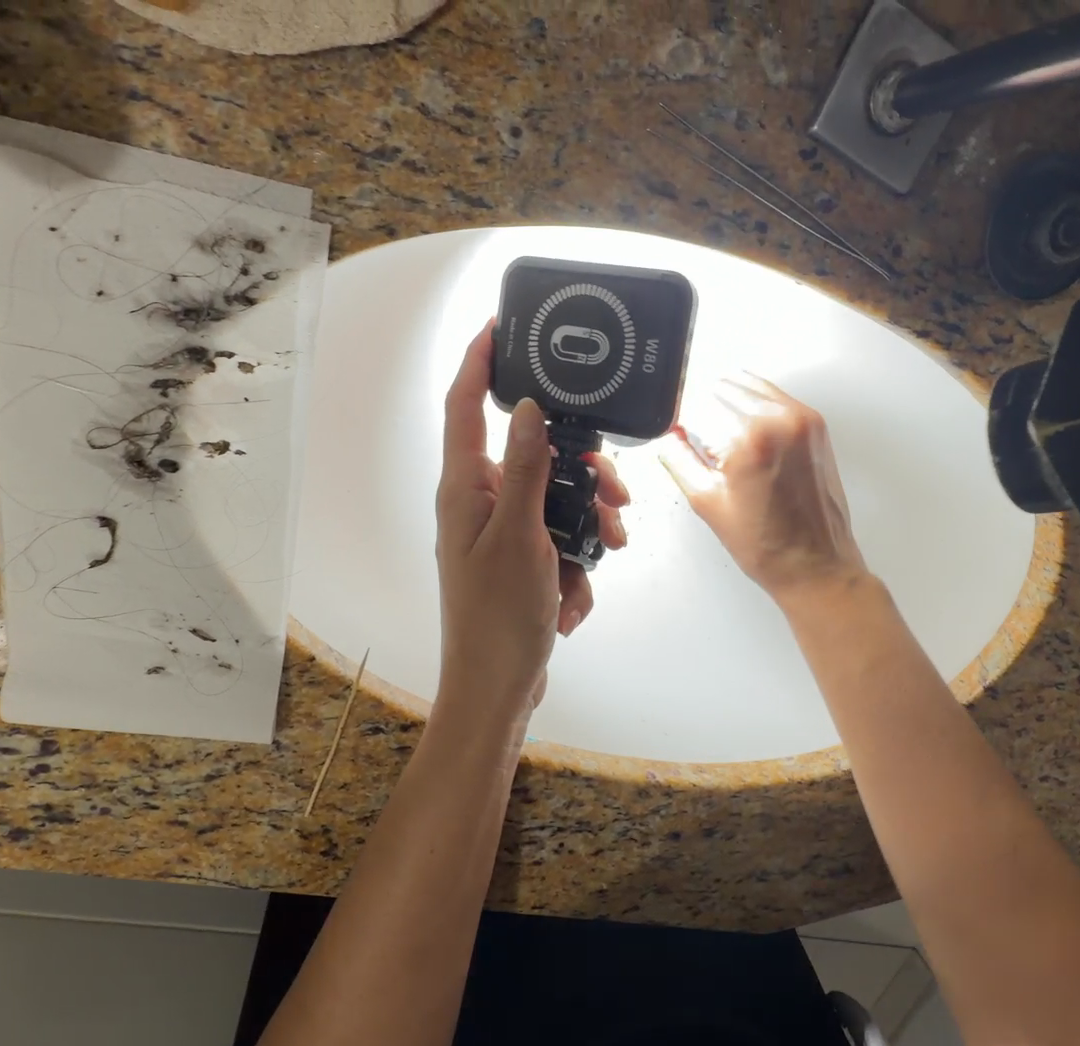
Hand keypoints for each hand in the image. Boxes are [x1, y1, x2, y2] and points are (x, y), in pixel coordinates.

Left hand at [435, 320, 629, 716]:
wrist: (497, 687)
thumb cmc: (498, 616)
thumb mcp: (520, 537)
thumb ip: (525, 469)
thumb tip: (524, 406)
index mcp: (465, 489)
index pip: (464, 406)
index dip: (476, 361)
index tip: (498, 325)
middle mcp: (480, 504)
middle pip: (531, 455)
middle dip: (579, 470)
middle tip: (615, 492)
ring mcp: (502, 535)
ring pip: (555, 500)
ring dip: (587, 524)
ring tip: (605, 551)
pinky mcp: (522, 562)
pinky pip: (560, 542)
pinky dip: (576, 565)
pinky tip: (574, 600)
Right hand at [659, 373, 866, 603]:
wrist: (815, 563)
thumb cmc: (763, 543)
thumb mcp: (704, 501)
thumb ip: (678, 457)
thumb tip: (668, 432)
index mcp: (747, 438)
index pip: (696, 403)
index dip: (679, 420)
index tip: (677, 436)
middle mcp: (779, 418)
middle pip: (721, 386)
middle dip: (703, 410)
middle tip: (701, 444)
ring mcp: (801, 417)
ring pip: (747, 384)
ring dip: (728, 404)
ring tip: (725, 443)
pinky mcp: (814, 423)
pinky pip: (773, 396)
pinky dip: (753, 408)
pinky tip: (748, 441)